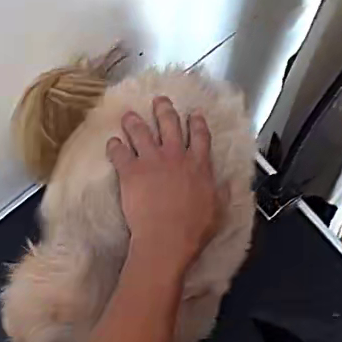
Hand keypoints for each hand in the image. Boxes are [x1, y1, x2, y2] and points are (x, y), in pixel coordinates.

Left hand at [108, 96, 218, 279]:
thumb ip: (222, 194)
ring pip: (140, 129)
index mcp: (198, 165)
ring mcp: (151, 160)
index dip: (197, 122)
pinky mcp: (130, 170)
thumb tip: (228, 185)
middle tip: (159, 101)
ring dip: (134, 121)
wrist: (167, 240)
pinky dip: (114, 146)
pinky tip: (112, 144)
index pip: (200, 135)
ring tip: (129, 116)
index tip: (194, 114)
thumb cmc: (194, 230)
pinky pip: (118, 150)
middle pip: (169, 122)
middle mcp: (175, 155)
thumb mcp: (218, 212)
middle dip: (164, 108)